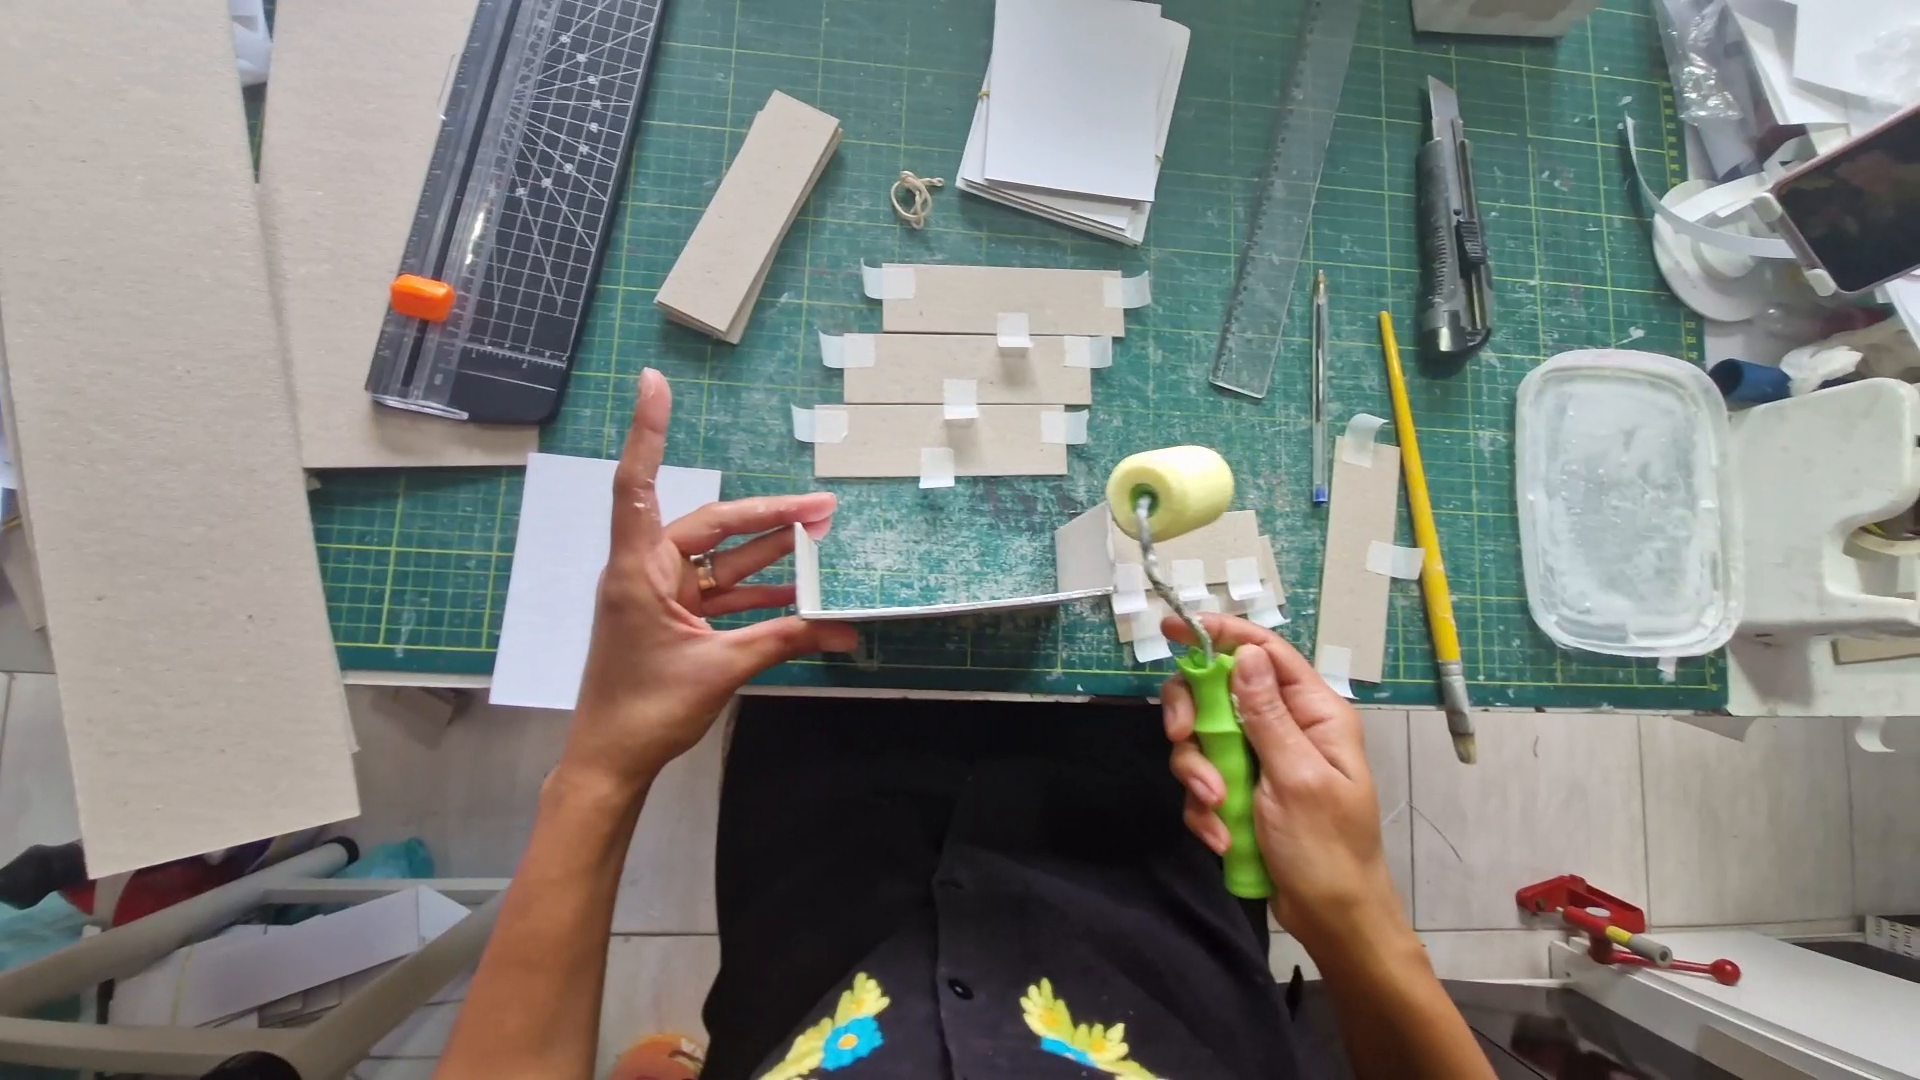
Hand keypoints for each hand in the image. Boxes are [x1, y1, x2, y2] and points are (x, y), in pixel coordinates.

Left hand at [563, 370, 858, 793]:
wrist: (612, 760)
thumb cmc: (646, 711)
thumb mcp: (722, 669)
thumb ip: (785, 641)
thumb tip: (844, 632)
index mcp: (639, 572)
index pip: (639, 485)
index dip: (649, 432)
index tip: (653, 382)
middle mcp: (648, 572)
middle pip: (712, 527)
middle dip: (769, 515)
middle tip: (822, 507)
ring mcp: (664, 597)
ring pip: (724, 560)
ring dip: (771, 551)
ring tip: (822, 536)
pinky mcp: (679, 621)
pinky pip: (726, 594)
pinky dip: (761, 593)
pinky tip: (801, 589)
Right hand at [1161, 614, 1405, 949]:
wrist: (1331, 921)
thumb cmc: (1327, 849)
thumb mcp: (1298, 778)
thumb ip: (1267, 714)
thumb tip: (1246, 653)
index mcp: (1314, 714)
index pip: (1265, 654)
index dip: (1222, 634)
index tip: (1175, 627)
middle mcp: (1284, 726)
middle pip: (1219, 692)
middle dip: (1194, 718)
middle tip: (1181, 739)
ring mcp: (1260, 758)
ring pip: (1203, 738)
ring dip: (1199, 774)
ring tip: (1216, 809)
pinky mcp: (1241, 788)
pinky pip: (1203, 778)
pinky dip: (1204, 807)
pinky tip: (1221, 836)